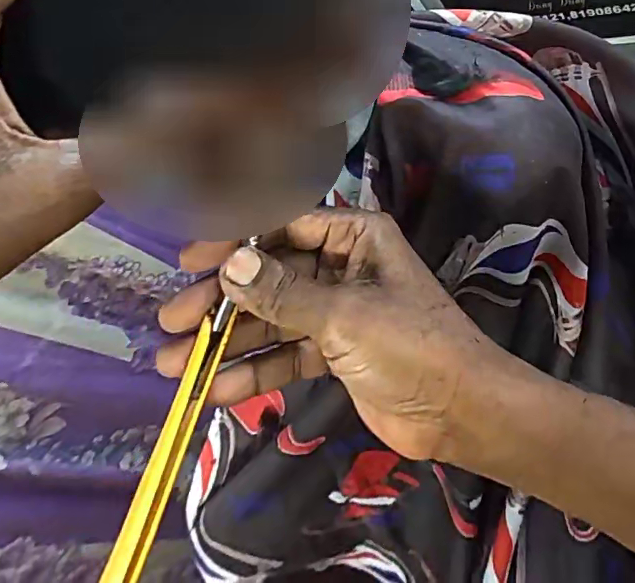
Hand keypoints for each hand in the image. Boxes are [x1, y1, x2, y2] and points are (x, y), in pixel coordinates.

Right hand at [156, 209, 514, 461]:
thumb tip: (230, 265)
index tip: (192, 256)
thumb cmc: (411, 345)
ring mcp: (338, 309)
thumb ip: (284, 293)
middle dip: (224, 297)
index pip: (287, 224)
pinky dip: (256, 370)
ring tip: (175, 361)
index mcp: (356, 236)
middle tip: (174, 318)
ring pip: (274, 316)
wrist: (460, 411)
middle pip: (272, 273)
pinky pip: (288, 352)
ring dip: (229, 339)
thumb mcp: (344, 316)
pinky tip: (215, 389)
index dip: (238, 238)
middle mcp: (344, 265)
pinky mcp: (336, 350)